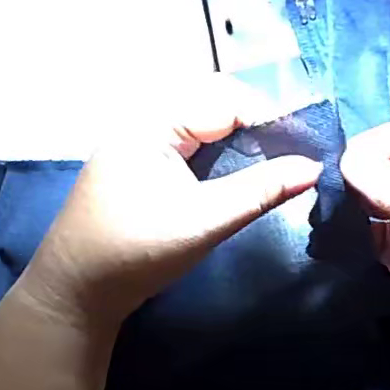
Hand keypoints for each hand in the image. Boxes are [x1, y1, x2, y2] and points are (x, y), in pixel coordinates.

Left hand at [19, 76, 321, 331]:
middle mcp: (143, 121)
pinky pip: (188, 144)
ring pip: (201, 124)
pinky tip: (236, 173)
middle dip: (255, 124)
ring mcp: (138, 143)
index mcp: (152, 121)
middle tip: (291, 155)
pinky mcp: (139, 166)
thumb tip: (313, 168)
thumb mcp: (205, 221)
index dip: (268, 117)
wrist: (76, 292)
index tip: (304, 147)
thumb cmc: (137, 253)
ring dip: (238, 138)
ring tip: (272, 162)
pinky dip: (218, 152)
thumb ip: (260, 191)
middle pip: (212, 103)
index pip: (224, 97)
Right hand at [339, 121, 389, 366]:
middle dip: (351, 180)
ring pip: (369, 200)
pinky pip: (368, 234)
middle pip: (379, 166)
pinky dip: (350, 235)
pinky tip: (334, 241)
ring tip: (325, 222)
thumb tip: (345, 161)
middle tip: (324, 204)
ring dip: (347, 208)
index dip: (364, 152)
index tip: (335, 178)